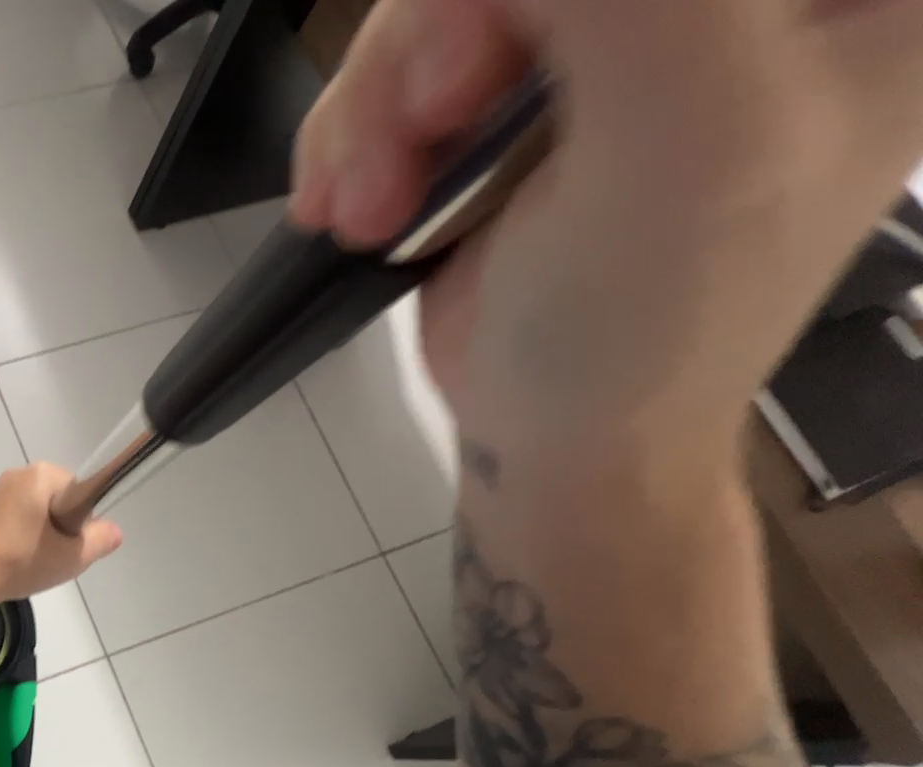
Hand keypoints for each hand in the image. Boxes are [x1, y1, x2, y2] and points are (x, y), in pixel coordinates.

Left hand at [0, 465, 122, 602]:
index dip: (81, 523)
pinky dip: (17, 540)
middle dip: (59, 529)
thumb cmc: (20, 561)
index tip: (70, 546)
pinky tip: (11, 563)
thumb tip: (113, 531)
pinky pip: (12, 522)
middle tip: (52, 558)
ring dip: (38, 536)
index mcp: (41, 475)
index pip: (81, 492)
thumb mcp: (72, 557)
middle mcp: (17, 475)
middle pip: (57, 502)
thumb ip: (101, 540)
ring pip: (34, 514)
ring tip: (29, 564)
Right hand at [291, 0, 922, 467]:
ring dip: (370, 116)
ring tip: (368, 211)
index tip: (473, 67)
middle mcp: (699, 14)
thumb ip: (623, 2)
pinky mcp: (487, 120)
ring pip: (429, 18)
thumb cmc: (639, 329)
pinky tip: (348, 208)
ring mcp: (576, 63)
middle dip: (429, 46)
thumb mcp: (685, 143)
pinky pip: (390, 81)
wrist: (552, 442)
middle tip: (421, 134)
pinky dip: (348, 145)